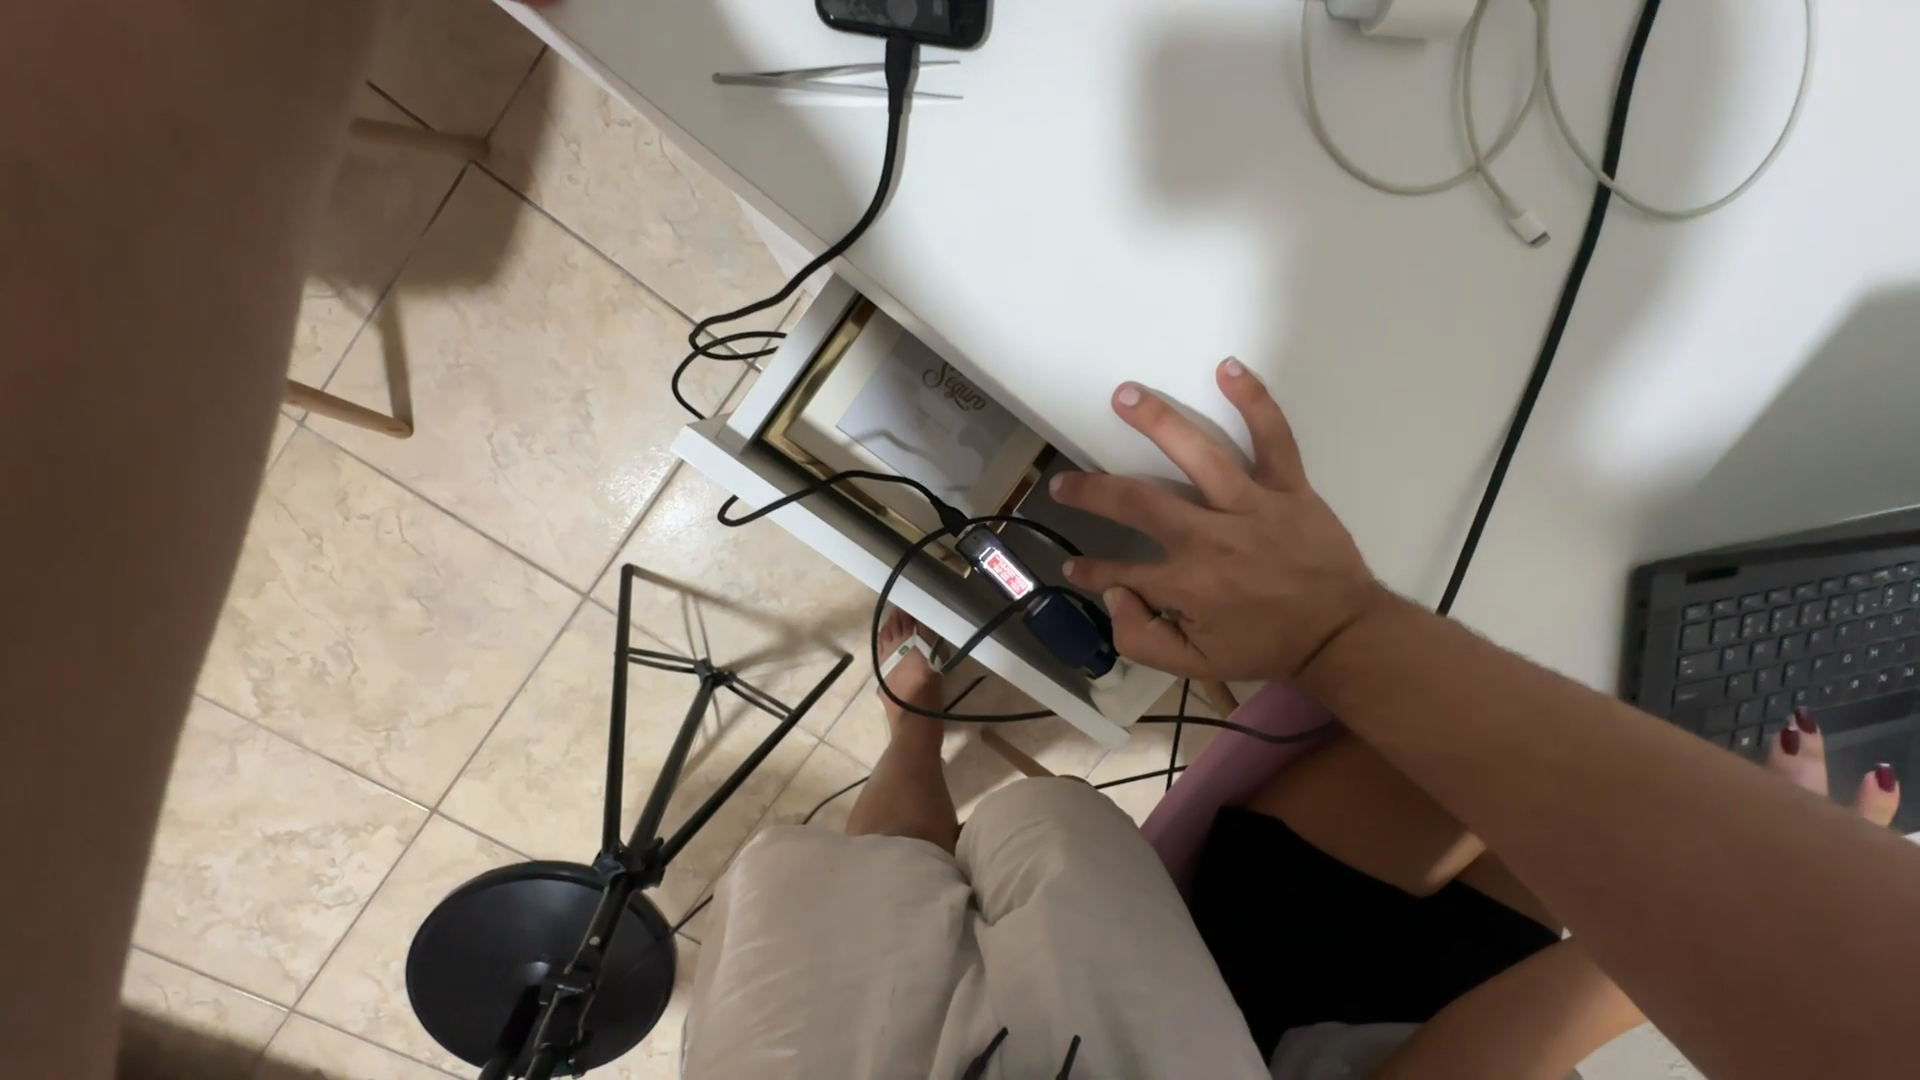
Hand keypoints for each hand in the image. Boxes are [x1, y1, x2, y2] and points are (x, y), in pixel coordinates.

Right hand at [1050, 358, 1389, 681]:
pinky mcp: (1288, 488)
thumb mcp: (1196, 665)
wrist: (1342, 634)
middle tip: (1062, 483)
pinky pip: (1273, 437)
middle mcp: (1212, 538)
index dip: (1090, 571)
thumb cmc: (1264, 646)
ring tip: (1124, 396)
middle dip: (1093, 492)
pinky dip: (1254, 401)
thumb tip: (1113, 597)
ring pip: (1200, 455)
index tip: (1073, 567)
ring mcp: (1252, 506)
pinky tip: (1228, 368)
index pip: (1121, 571)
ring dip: (1157, 421)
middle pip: (1140, 502)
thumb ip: (1142, 639)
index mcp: (1188, 583)